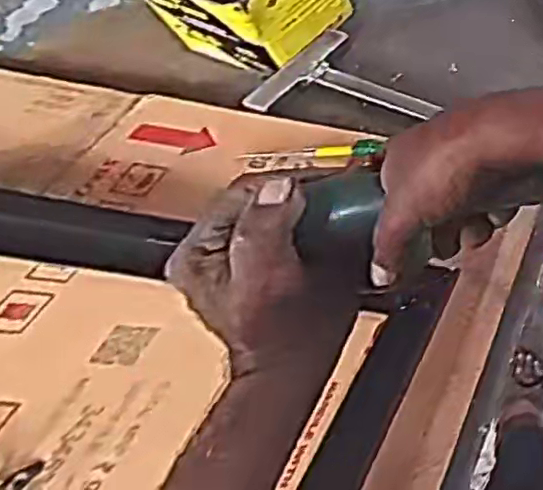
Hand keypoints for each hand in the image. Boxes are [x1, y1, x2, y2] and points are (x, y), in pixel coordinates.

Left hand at [165, 175, 358, 375]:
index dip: (291, 180)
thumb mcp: (268, 278)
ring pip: (281, 205)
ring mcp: (246, 252)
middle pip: (264, 195)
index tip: (329, 180)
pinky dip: (319, 214)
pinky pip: (295, 220)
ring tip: (344, 200)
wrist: (298, 362)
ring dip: (315, 200)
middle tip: (341, 188)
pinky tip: (339, 219)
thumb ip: (264, 232)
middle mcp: (216, 248)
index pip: (244, 190)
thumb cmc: (281, 330)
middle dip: (305, 188)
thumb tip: (280, 187)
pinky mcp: (274, 256)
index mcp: (198, 251)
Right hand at [372, 100, 528, 287]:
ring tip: (474, 232)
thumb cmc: (453, 162)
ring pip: (469, 205)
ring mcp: (480, 157)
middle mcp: (441, 151)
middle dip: (437, 232)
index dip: (392, 221)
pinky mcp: (513, 165)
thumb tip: (386, 272)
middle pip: (432, 203)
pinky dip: (501, 211)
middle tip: (441, 247)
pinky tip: (499, 213)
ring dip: (472, 227)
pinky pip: (502, 198)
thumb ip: (389, 248)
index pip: (387, 191)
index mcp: (404, 152)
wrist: (516, 141)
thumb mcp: (401, 216)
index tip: (397, 248)